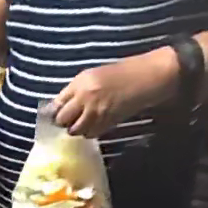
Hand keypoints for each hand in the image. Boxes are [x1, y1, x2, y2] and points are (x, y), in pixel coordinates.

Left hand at [47, 49, 179, 136]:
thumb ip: (76, 91)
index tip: (58, 114)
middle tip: (71, 120)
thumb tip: (58, 108)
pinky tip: (96, 124)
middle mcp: (85, 96)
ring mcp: (95, 111)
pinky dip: (90, 132)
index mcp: (80, 82)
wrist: (150, 76)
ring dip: (77, 129)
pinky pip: (89, 134)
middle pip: (61, 119)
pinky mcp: (106, 122)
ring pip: (74, 130)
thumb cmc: (124, 73)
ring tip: (85, 122)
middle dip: (64, 122)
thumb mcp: (95, 76)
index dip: (56, 111)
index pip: (56, 104)